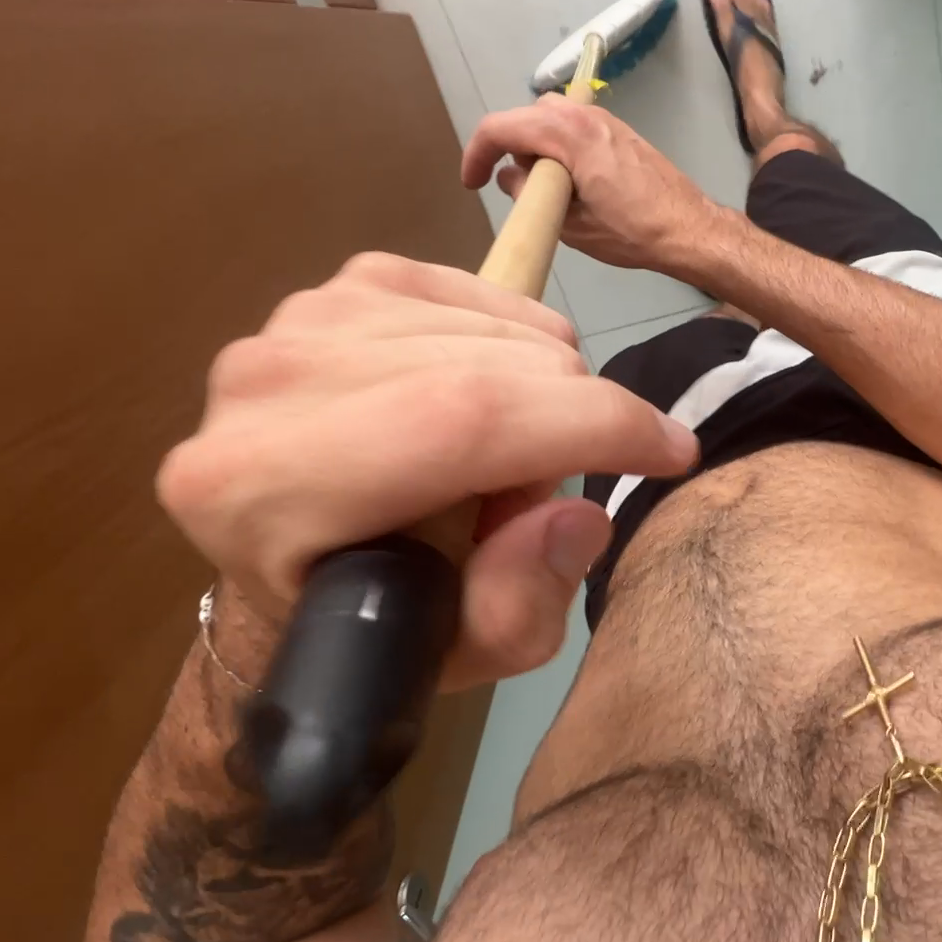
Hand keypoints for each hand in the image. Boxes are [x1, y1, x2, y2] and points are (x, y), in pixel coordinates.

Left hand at [157, 252, 697, 688]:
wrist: (299, 559)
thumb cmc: (384, 619)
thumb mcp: (464, 654)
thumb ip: (519, 607)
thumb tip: (575, 512)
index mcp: (272, 489)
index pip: (467, 419)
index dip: (594, 426)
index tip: (674, 452)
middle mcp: (268, 382)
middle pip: (498, 368)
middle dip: (577, 425)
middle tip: (551, 492)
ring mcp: (300, 319)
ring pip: (507, 333)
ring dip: (549, 397)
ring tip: (509, 460)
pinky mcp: (341, 287)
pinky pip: (490, 299)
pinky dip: (529, 347)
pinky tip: (508, 396)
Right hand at [461, 96, 724, 270]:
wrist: (690, 230)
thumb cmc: (634, 233)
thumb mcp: (572, 226)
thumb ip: (531, 197)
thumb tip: (512, 179)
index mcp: (567, 134)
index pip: (501, 127)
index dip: (476, 154)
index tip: (471, 182)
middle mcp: (584, 115)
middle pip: (524, 117)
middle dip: (510, 150)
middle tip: (517, 191)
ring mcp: (605, 120)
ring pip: (550, 119)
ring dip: (537, 148)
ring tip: (548, 192)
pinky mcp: (621, 133)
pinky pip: (576, 128)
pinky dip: (562, 149)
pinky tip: (574, 185)